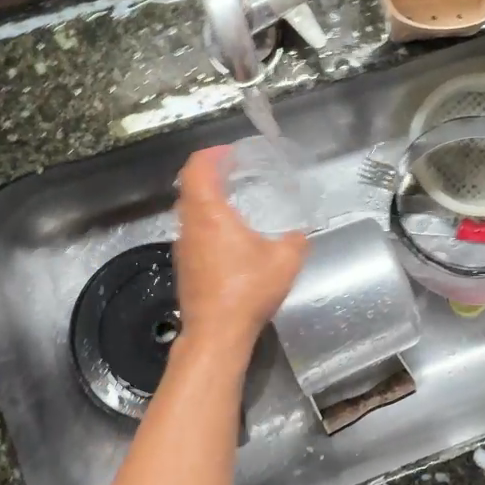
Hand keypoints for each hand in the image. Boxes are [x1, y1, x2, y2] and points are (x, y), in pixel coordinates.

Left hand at [172, 146, 308, 347]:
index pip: (198, 168)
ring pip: (188, 210)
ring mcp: (184, 247)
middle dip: (209, 172)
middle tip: (234, 170)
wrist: (216, 332)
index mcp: (210, 214)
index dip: (212, 154)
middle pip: (189, 186)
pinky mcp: (185, 266)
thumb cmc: (248, 290)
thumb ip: (296, 240)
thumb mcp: (286, 260)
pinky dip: (207, 221)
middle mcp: (190, 225)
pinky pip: (193, 231)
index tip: (232, 152)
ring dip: (206, 198)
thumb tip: (300, 234)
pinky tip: (230, 235)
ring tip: (234, 199)